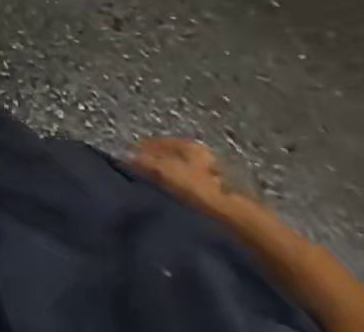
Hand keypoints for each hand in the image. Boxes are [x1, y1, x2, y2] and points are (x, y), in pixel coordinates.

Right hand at [129, 138, 244, 216]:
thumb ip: (145, 162)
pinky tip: (173, 201)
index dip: (141, 150)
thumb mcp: (166, 173)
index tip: (127, 161)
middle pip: (171, 156)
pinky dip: (179, 191)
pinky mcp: (219, 195)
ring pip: (182, 172)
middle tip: (138, 175)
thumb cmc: (198, 190)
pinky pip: (191, 188)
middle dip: (154, 163)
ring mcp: (213, 174)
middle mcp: (202, 154)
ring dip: (167, 179)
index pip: (158, 142)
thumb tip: (127, 157)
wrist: (236, 221)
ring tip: (153, 190)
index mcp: (189, 145)